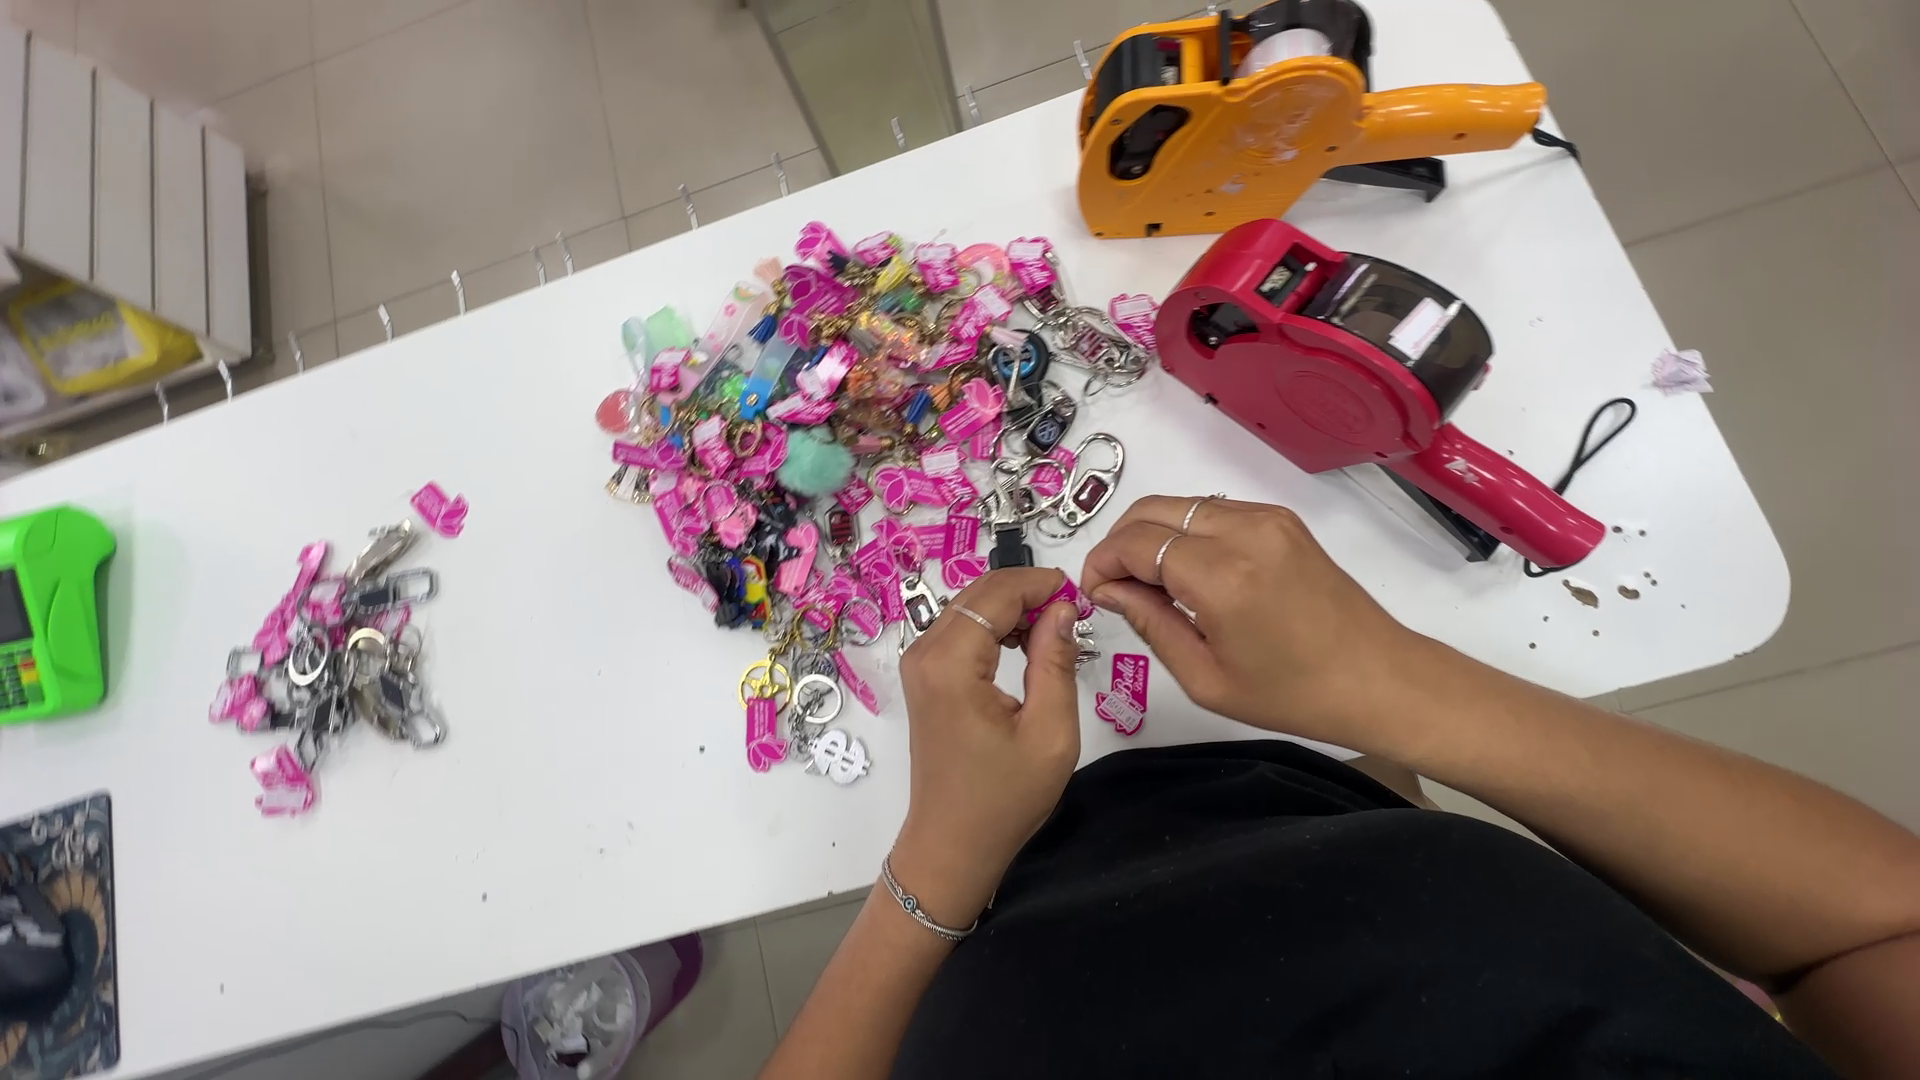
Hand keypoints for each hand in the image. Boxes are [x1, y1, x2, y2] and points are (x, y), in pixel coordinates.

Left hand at [891, 568, 1080, 927]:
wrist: (952, 844)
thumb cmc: (1005, 798)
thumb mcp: (1049, 733)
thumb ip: (1056, 661)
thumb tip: (1062, 608)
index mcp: (951, 664)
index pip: (997, 594)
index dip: (1040, 584)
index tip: (1080, 596)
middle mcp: (924, 652)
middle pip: (979, 594)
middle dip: (1028, 591)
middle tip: (1073, 611)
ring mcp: (918, 663)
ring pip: (969, 607)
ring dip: (1011, 607)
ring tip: (1054, 631)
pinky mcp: (923, 676)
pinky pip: (960, 630)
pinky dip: (993, 626)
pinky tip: (1023, 644)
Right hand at [1079, 496, 1420, 747]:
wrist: (1381, 680)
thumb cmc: (1291, 694)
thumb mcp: (1205, 677)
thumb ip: (1148, 622)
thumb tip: (1107, 589)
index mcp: (1222, 578)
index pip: (1135, 544)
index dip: (1101, 562)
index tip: (1093, 592)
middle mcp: (1243, 532)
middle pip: (1151, 511)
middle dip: (1119, 542)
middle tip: (1113, 585)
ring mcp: (1266, 519)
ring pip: (1179, 505)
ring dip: (1150, 534)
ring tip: (1148, 582)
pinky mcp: (1281, 519)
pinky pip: (1211, 511)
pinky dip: (1183, 530)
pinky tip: (1186, 571)